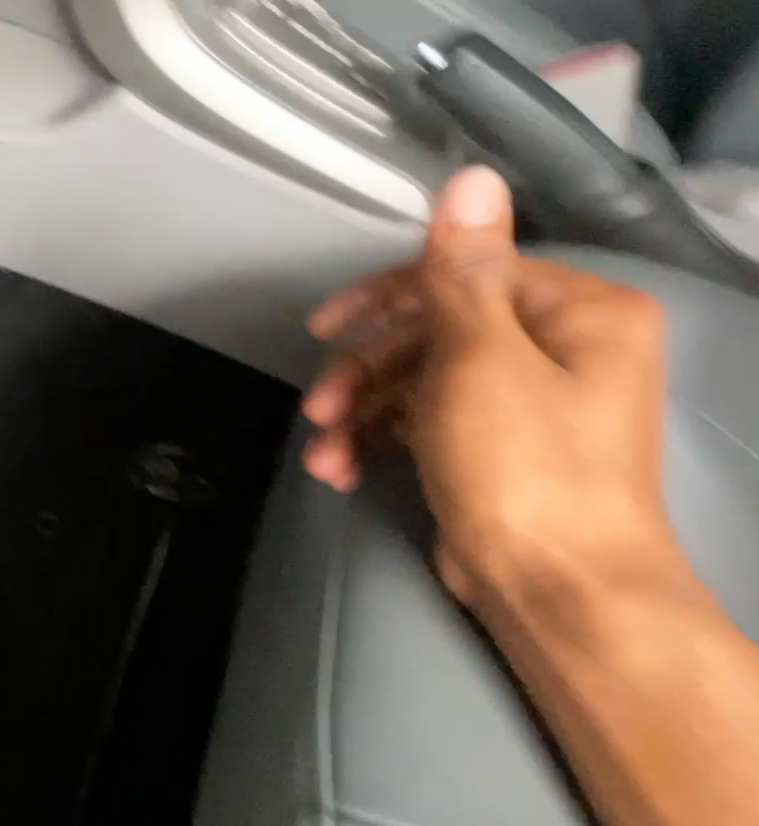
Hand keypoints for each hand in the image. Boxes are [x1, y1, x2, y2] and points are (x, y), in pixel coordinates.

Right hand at [301, 166, 679, 609]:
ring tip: (324, 455)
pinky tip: (342, 469)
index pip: (466, 275)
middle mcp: (555, 349)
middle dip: (362, 373)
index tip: (322, 329)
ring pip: (416, 384)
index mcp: (574, 313)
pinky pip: (420, 424)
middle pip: (431, 334)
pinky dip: (376, 443)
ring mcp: (520, 402)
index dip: (386, 297)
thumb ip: (463, 273)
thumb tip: (469, 179)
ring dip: (359, 416)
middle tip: (318, 409)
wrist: (552, 579)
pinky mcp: (488, 448)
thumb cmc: (522, 465)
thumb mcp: (481, 360)